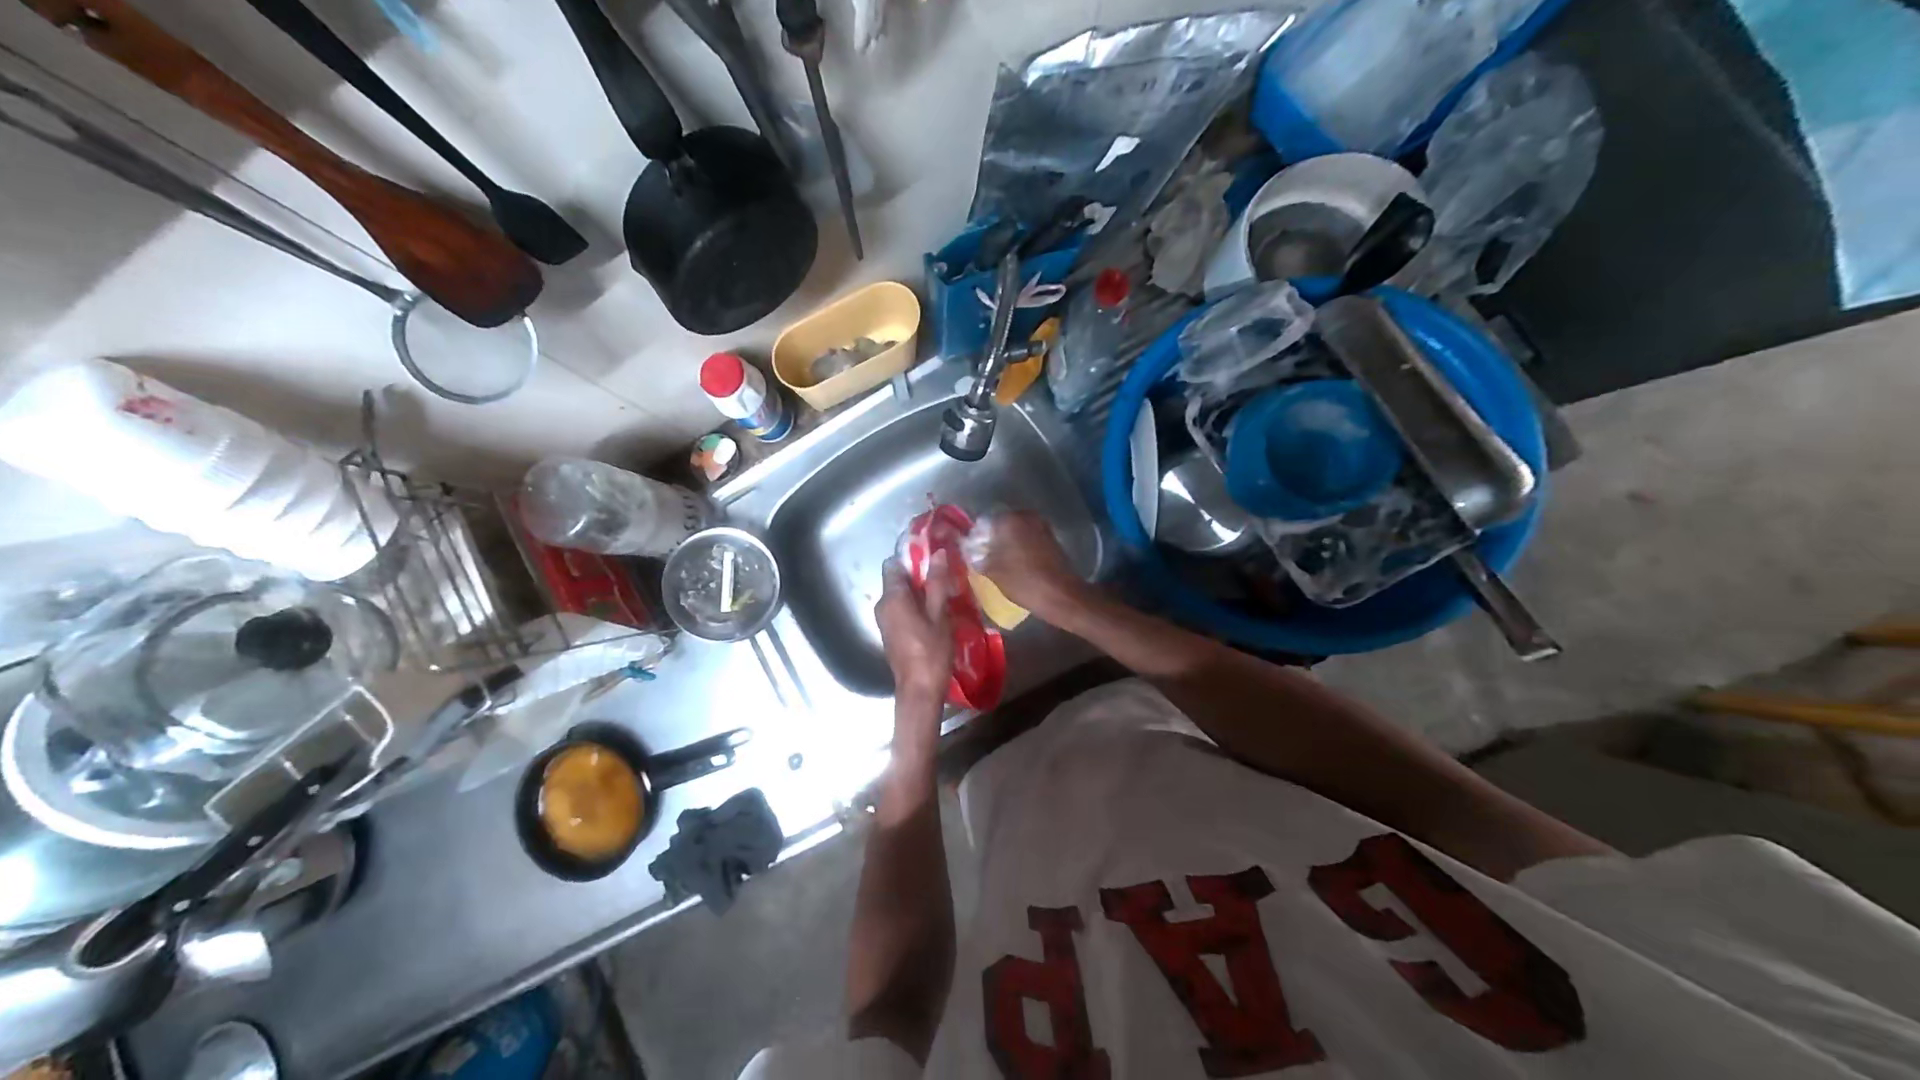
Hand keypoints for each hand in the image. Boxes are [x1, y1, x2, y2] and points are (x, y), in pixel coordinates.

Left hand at [875, 549, 955, 705]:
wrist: (918, 689)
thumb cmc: (931, 651)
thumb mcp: (939, 615)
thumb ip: (937, 583)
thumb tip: (938, 553)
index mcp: (892, 598)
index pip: (893, 564)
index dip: (911, 557)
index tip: (933, 557)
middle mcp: (882, 605)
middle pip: (896, 580)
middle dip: (918, 575)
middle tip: (944, 576)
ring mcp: (884, 620)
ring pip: (899, 595)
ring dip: (918, 592)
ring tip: (943, 594)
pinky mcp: (890, 632)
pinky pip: (900, 609)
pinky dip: (914, 606)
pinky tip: (934, 612)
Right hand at [974, 510, 1086, 617]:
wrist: (1061, 595)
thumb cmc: (1023, 581)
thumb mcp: (992, 571)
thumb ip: (978, 557)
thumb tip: (971, 552)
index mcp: (1009, 519)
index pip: (983, 523)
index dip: (976, 538)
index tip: (973, 553)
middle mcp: (1026, 516)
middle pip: (1001, 525)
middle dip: (992, 539)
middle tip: (985, 558)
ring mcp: (1041, 526)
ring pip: (1016, 531)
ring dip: (1007, 544)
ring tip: (999, 563)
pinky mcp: (1051, 538)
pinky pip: (1028, 538)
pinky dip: (1020, 547)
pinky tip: (1016, 563)